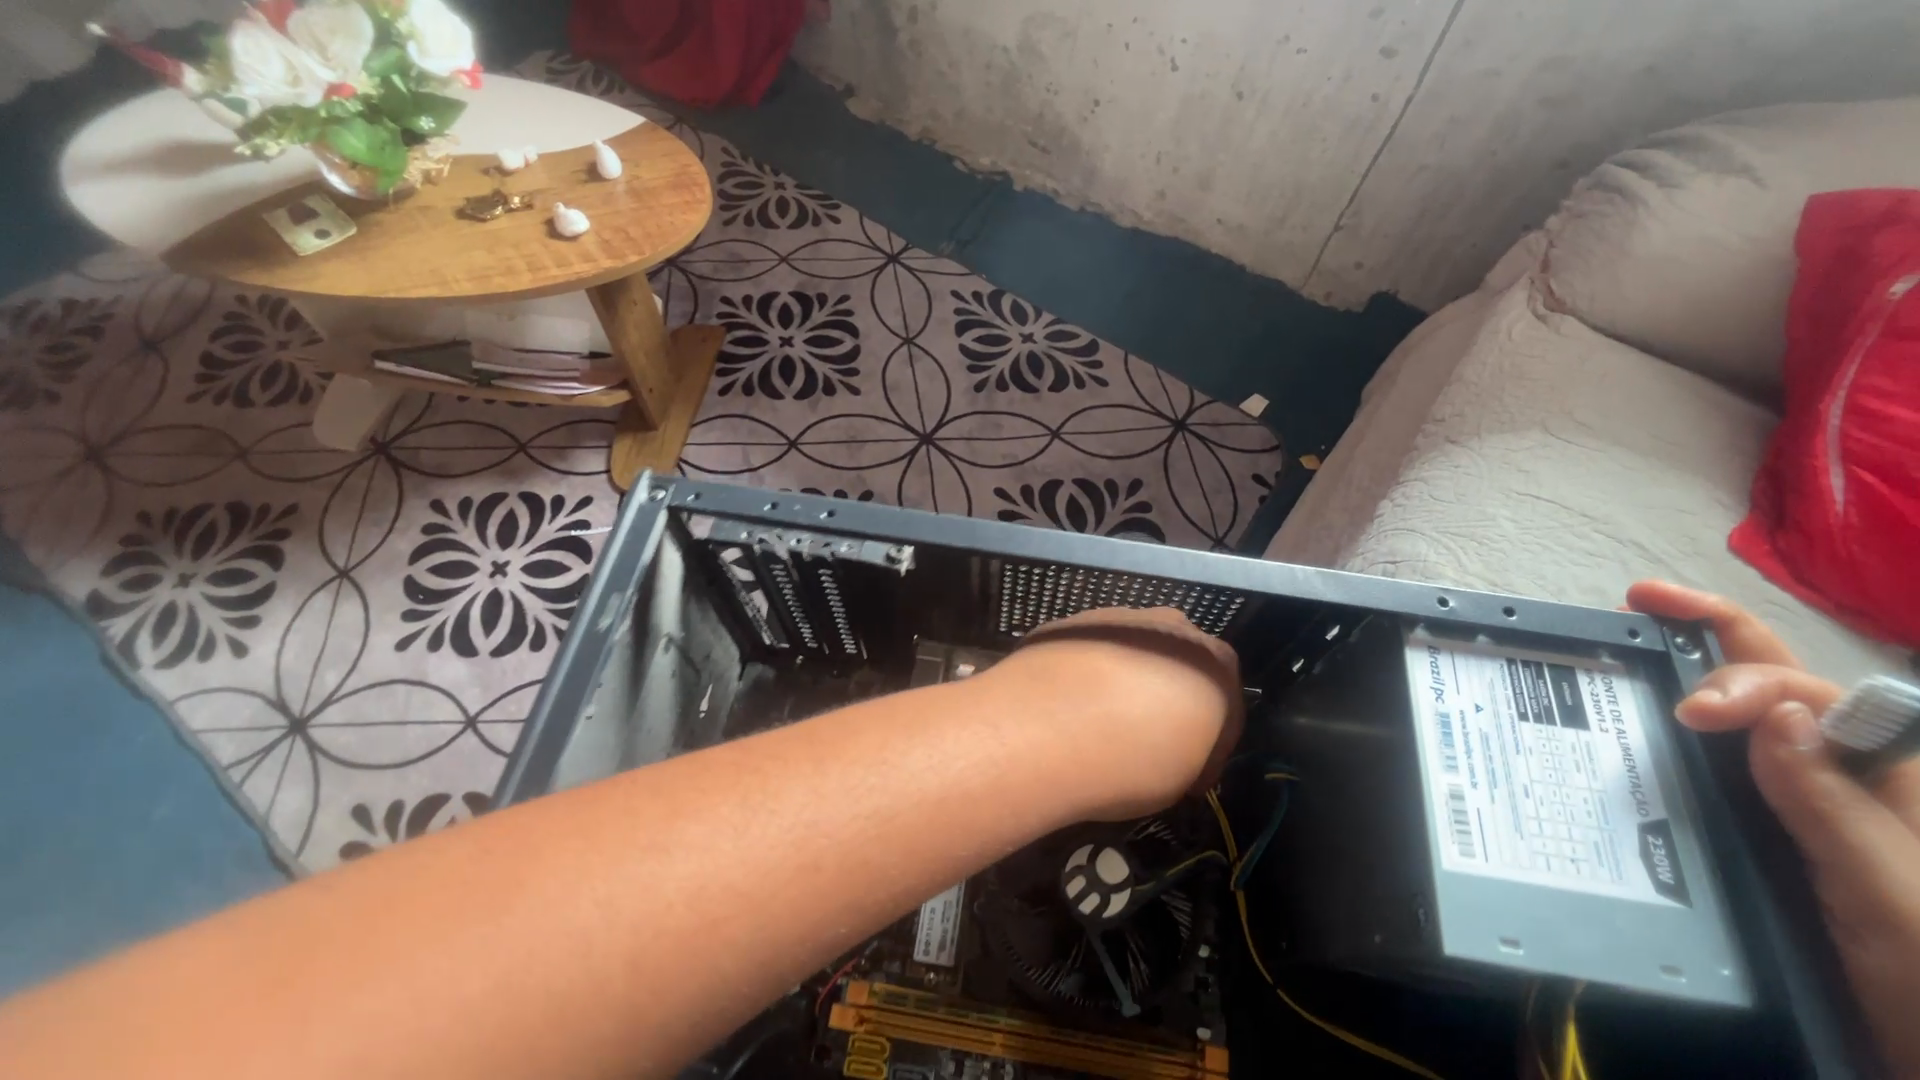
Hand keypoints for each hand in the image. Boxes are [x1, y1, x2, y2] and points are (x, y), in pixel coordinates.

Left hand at [988, 607, 1241, 819]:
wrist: (1049, 725)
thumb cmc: (1133, 763)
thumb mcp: (1181, 779)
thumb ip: (1190, 756)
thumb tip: (1175, 755)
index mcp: (1216, 665)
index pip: (1225, 707)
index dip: (1209, 744)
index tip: (1189, 774)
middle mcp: (1173, 628)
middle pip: (1179, 665)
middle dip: (1167, 698)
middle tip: (1145, 740)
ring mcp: (1119, 617)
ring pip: (1133, 650)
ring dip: (1125, 680)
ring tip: (1099, 721)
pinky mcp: (1070, 620)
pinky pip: (1090, 650)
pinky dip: (1085, 673)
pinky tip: (1068, 705)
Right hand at [1629, 581, 1919, 1077]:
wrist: (1919, 1055)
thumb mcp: (1890, 900)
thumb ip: (1838, 808)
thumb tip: (1778, 712)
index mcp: (1891, 778)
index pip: (1814, 693)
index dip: (1750, 680)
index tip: (1689, 711)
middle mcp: (1848, 775)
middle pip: (1785, 678)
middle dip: (1715, 630)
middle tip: (1639, 602)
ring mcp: (1806, 803)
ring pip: (1748, 713)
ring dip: (1695, 666)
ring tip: (1635, 637)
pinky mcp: (1770, 833)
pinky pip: (1721, 763)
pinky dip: (1678, 728)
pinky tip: (1642, 719)